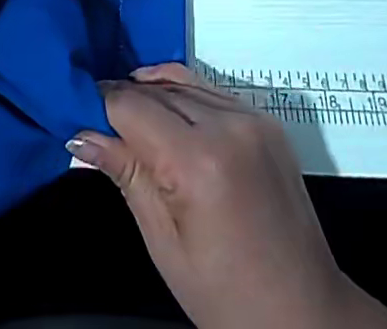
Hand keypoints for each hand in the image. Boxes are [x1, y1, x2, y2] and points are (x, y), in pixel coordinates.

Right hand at [68, 64, 386, 328]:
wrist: (307, 311)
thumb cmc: (227, 294)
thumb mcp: (163, 241)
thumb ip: (125, 173)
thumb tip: (80, 134)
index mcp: (199, 161)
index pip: (130, 105)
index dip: (99, 106)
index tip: (79, 116)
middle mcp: (229, 125)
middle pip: (155, 89)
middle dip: (122, 99)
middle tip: (97, 120)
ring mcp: (253, 117)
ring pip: (181, 80)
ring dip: (150, 93)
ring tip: (129, 118)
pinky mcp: (266, 118)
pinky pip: (210, 89)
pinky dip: (182, 94)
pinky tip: (166, 115)